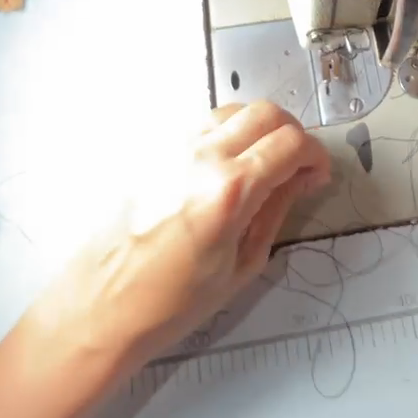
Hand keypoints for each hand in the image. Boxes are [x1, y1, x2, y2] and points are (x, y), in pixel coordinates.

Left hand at [33, 101, 333, 362]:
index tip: (317, 173)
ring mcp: (174, 148)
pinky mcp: (155, 150)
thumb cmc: (168, 304)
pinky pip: (203, 124)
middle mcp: (202, 156)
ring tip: (263, 163)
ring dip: (259, 128)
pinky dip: (228, 133)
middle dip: (292, 133)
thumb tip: (300, 179)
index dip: (315, 155)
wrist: (100, 308)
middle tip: (296, 165)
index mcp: (230, 190)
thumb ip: (276, 210)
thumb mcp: (241, 266)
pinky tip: (228, 166)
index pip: (291, 143)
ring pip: (234, 109)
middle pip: (266, 112)